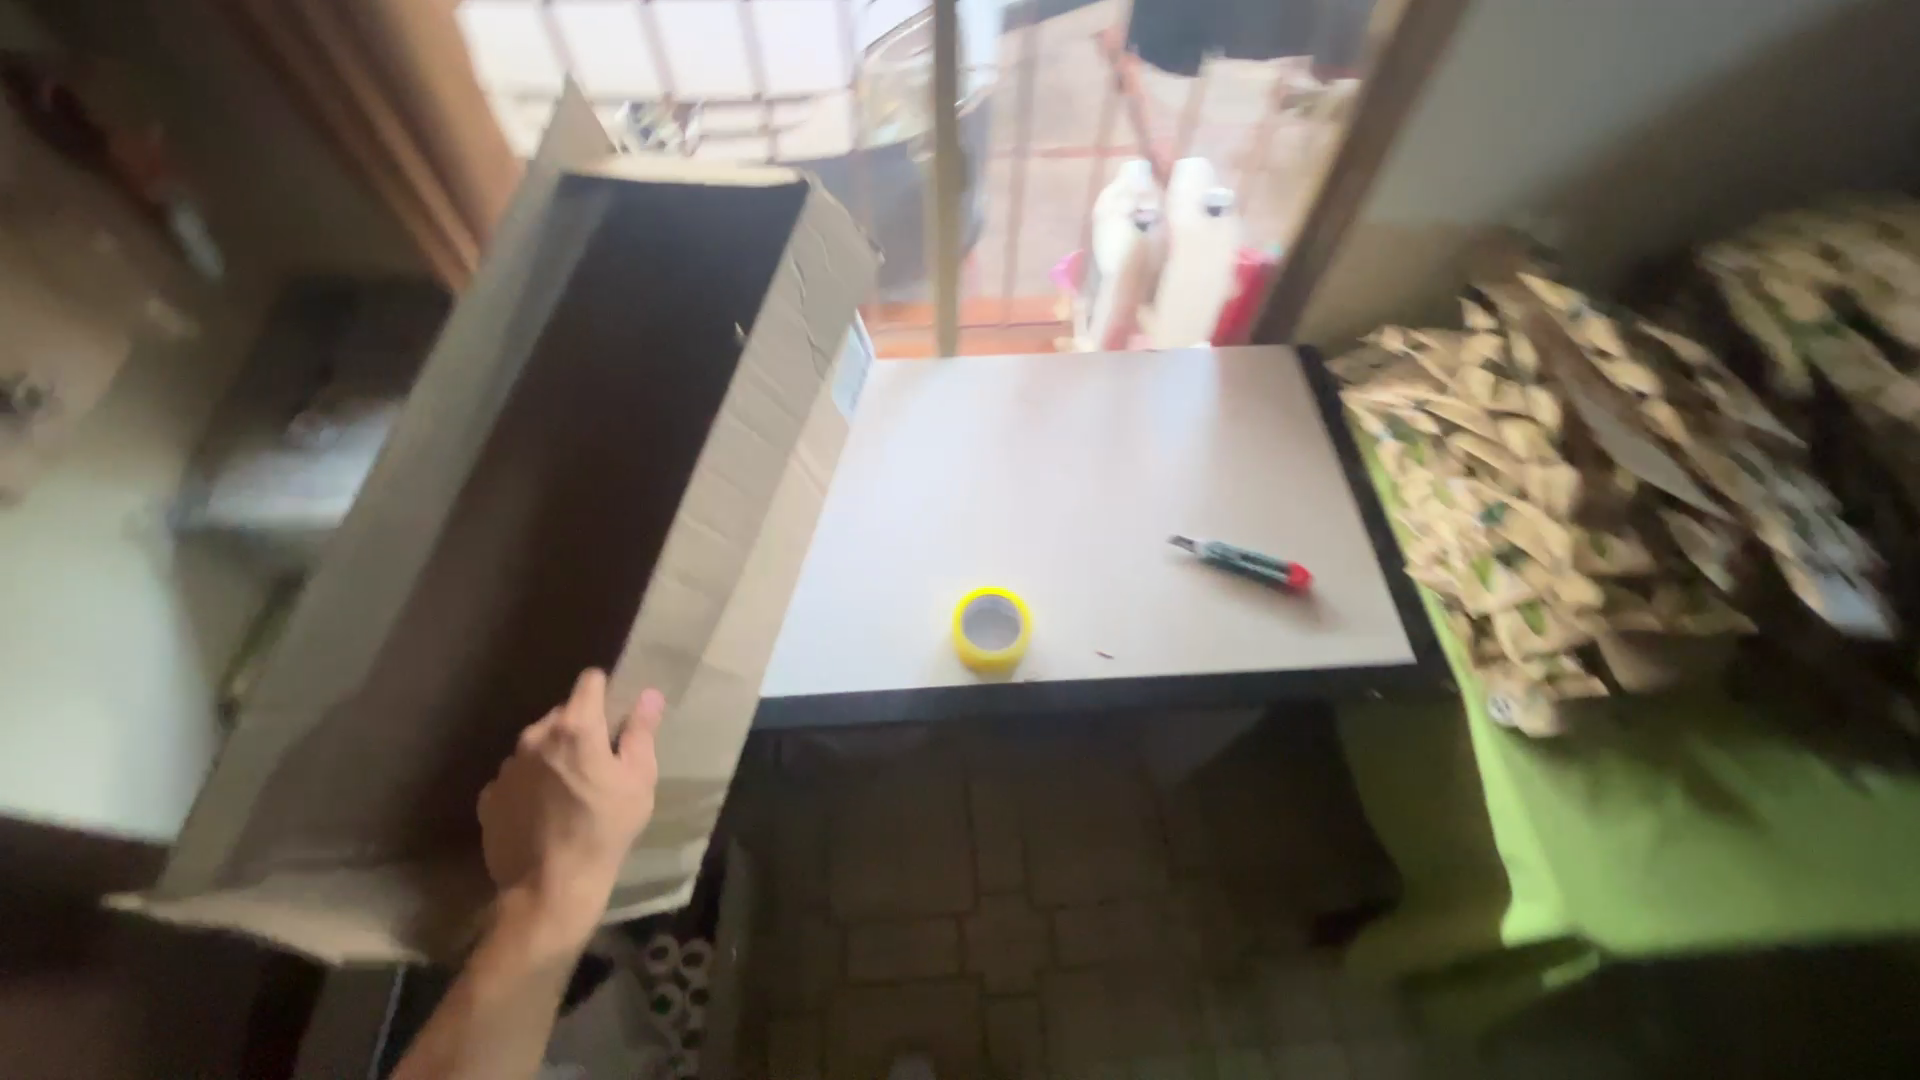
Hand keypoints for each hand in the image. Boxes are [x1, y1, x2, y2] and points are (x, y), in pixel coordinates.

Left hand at [477, 668, 663, 950]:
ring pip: (537, 744)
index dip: (606, 692)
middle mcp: (535, 738)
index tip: (615, 714)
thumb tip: (648, 695)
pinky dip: (531, 782)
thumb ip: (641, 732)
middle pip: (562, 714)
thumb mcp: (639, 780)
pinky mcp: (490, 796)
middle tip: (599, 762)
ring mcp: (507, 767)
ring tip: (570, 789)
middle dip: (580, 728)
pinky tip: (545, 810)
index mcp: (574, 727)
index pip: (589, 682)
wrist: (550, 888)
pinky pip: (516, 775)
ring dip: (554, 755)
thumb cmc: (605, 829)